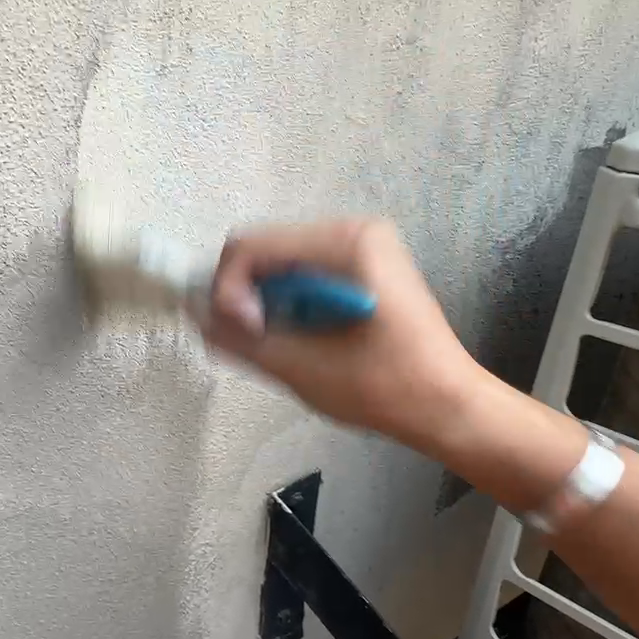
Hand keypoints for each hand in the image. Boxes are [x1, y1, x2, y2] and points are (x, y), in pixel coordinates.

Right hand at [198, 218, 486, 452]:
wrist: (448, 407)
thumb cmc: (387, 389)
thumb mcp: (302, 368)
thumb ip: (239, 338)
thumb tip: (191, 313)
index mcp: (346, 242)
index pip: (249, 247)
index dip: (227, 291)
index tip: (242, 332)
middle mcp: (350, 230)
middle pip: (258, 250)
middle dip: (240, 297)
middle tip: (251, 342)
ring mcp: (354, 247)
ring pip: (270, 265)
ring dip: (259, 304)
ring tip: (275, 344)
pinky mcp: (354, 268)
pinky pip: (292, 276)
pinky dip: (279, 306)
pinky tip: (295, 338)